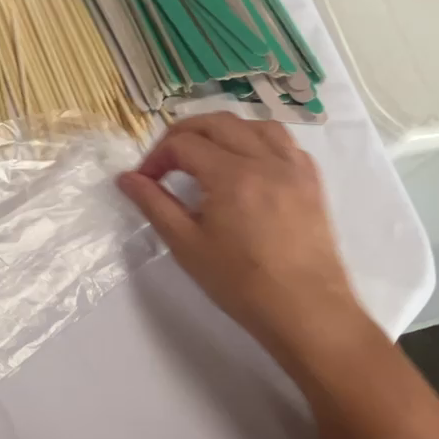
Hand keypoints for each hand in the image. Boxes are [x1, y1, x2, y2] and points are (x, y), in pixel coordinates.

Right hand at [116, 114, 369, 364]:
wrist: (308, 315)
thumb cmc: (241, 284)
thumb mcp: (186, 244)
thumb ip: (154, 204)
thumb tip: (126, 178)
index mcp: (232, 176)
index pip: (183, 144)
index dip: (156, 157)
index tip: (145, 181)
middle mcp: (266, 162)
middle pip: (217, 123)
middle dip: (183, 134)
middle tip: (166, 160)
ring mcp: (294, 171)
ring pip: (255, 125)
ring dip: (223, 130)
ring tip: (206, 152)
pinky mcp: (312, 184)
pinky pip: (285, 143)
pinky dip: (258, 141)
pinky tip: (246, 163)